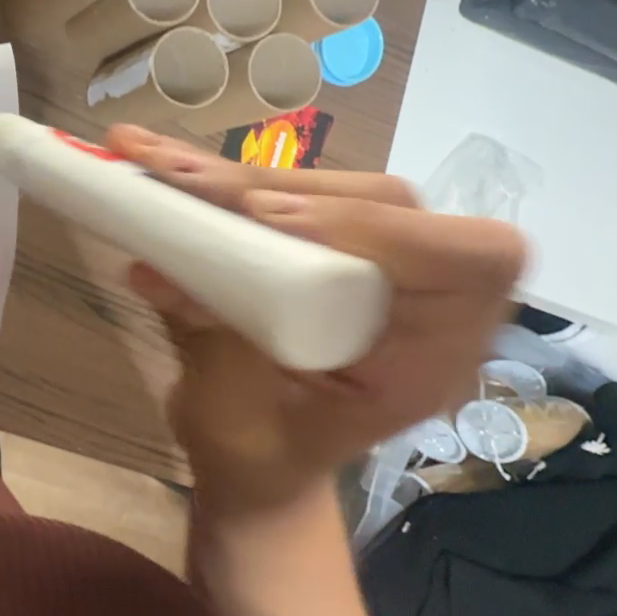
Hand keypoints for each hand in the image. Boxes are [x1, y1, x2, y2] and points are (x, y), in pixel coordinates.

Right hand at [108, 126, 526, 511]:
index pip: (465, 259)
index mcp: (428, 353)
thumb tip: (153, 269)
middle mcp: (412, 295)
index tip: (269, 222)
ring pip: (322, 187)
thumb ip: (210, 341)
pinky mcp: (314, 246)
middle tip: (180, 177)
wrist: (255, 456)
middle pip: (378, 203)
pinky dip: (215, 180)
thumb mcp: (234, 418)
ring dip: (233, 174)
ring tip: (151, 159)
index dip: (376, 226)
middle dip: (273, 186)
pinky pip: (278, 196)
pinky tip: (156, 162)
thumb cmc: (258, 456)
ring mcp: (364, 264)